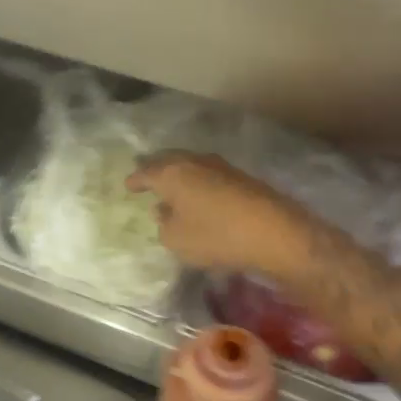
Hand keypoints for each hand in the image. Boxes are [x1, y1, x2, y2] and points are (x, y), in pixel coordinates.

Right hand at [126, 152, 314, 278]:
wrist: (273, 232)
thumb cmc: (215, 236)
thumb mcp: (176, 239)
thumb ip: (164, 224)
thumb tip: (165, 211)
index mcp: (172, 172)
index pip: (146, 172)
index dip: (136, 179)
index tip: (128, 185)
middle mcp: (195, 162)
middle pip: (170, 160)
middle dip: (157, 168)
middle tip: (147, 175)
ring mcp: (221, 167)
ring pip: (192, 166)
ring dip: (180, 175)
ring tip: (172, 186)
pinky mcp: (241, 178)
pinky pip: (209, 176)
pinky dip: (198, 183)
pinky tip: (198, 195)